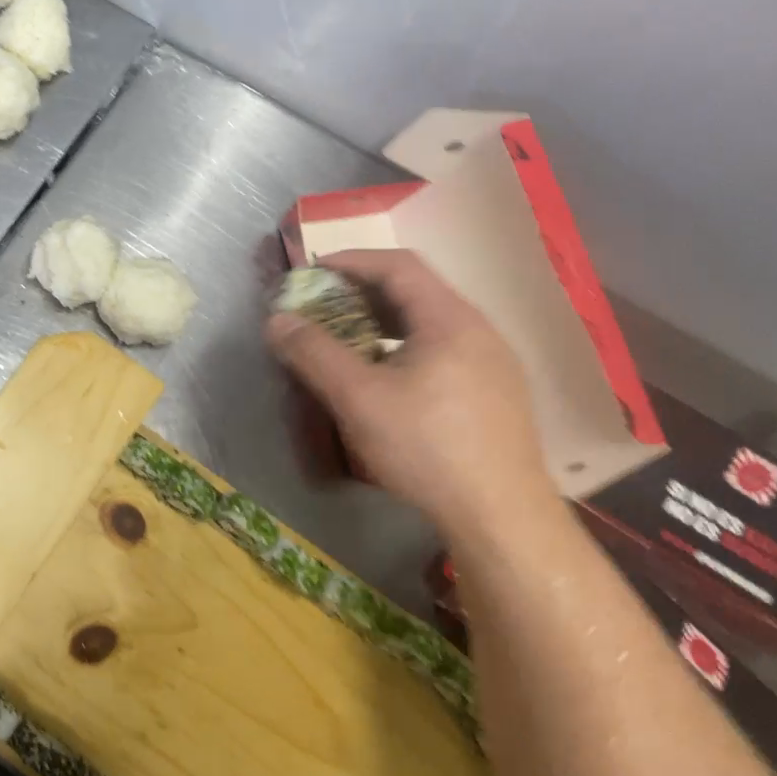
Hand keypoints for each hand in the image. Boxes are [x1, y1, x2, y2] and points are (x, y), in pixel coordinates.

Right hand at [265, 249, 550, 529]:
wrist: (500, 514)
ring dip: (379, 321)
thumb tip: (276, 320)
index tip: (309, 272)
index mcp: (450, 320)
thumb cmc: (426, 447)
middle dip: (359, 292)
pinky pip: (441, 349)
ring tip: (343, 341)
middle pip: (415, 291)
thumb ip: (313, 353)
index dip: (350, 261)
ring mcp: (492, 363)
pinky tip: (382, 378)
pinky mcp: (494, 394)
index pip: (398, 266)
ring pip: (428, 323)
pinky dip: (401, 346)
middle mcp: (478, 331)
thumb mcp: (358, 397)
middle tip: (319, 307)